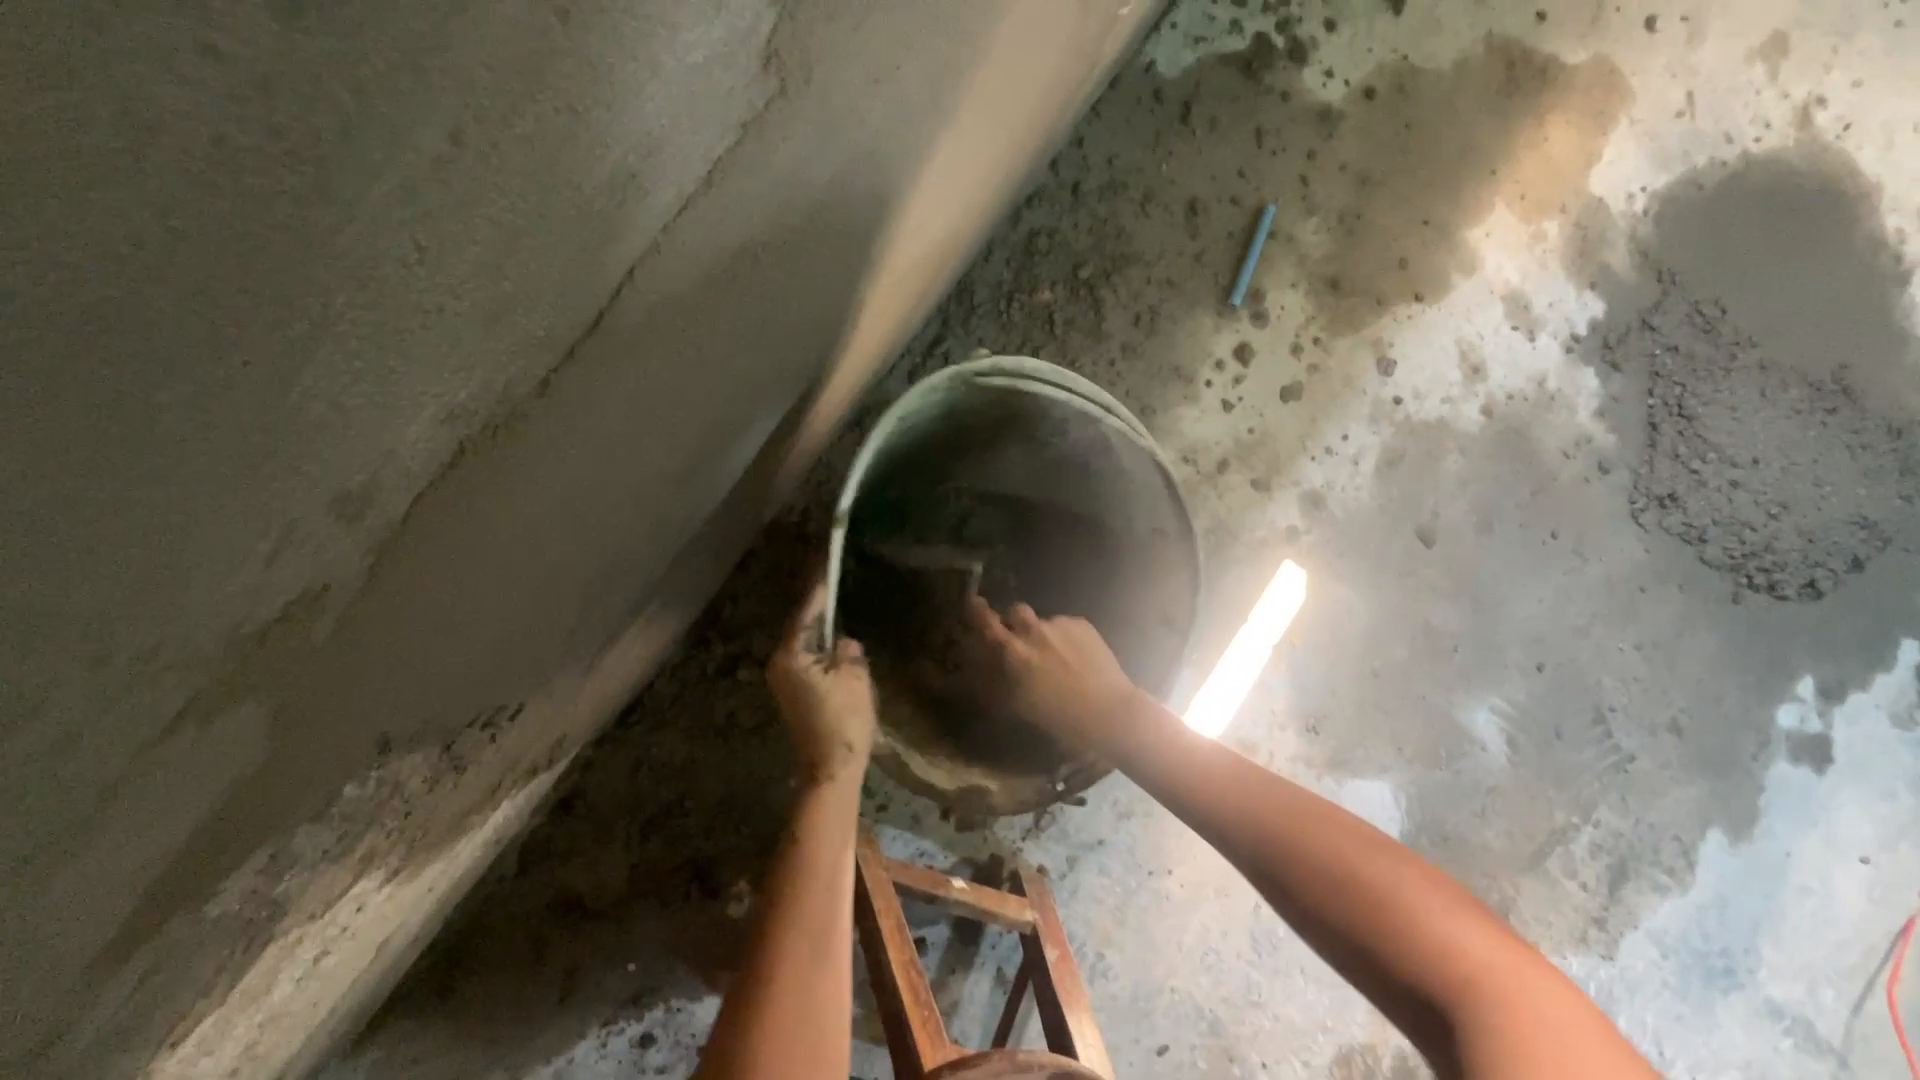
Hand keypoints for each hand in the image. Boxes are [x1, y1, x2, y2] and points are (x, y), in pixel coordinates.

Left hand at [767, 579, 876, 784]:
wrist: (830, 769)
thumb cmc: (843, 721)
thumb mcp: (855, 679)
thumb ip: (849, 652)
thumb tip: (844, 643)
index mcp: (790, 656)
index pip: (805, 615)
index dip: (818, 592)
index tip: (824, 569)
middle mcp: (779, 666)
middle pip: (802, 631)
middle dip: (819, 613)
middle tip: (834, 587)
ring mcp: (783, 683)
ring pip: (805, 649)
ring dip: (821, 637)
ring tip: (839, 615)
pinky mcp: (792, 697)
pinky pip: (807, 664)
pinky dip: (821, 655)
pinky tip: (837, 652)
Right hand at [964, 598, 1150, 751]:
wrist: (1108, 710)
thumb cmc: (1059, 717)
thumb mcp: (1020, 704)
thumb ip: (1000, 680)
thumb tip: (989, 666)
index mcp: (1014, 652)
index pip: (986, 621)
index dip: (976, 610)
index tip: (973, 602)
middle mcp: (1034, 631)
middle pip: (1016, 611)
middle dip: (1016, 622)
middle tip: (1024, 641)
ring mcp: (1060, 624)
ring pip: (1044, 621)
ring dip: (1045, 633)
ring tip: (1060, 657)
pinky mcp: (1083, 624)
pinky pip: (1066, 625)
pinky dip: (1067, 637)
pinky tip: (1079, 658)